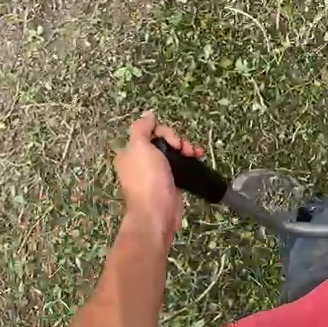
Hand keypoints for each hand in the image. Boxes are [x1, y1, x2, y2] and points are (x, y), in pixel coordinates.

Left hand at [113, 111, 199, 240]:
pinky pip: (179, 164)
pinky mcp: (169, 182)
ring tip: (195, 153)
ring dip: (185, 148)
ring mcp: (155, 172)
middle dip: (177, 140)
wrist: (157, 212)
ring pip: (172, 151)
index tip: (172, 141)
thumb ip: (142, 127)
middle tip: (184, 148)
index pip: (148, 130)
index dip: (163, 131)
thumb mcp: (140, 147)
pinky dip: (188, 159)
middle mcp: (140, 161)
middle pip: (162, 140)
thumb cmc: (147, 178)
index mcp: (129, 152)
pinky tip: (198, 157)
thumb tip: (148, 114)